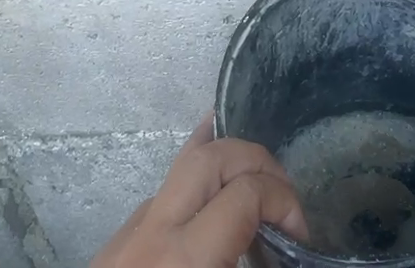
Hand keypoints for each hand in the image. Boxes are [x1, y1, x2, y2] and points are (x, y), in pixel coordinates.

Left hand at [91, 114, 308, 267]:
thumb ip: (249, 259)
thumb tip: (288, 243)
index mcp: (182, 258)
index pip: (246, 194)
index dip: (285, 201)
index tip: (300, 231)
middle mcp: (151, 233)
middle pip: (212, 156)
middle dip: (256, 160)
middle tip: (282, 194)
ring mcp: (127, 232)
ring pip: (181, 165)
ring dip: (225, 159)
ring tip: (259, 171)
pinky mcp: (114, 243)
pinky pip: (163, 192)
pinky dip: (195, 178)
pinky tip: (211, 174)